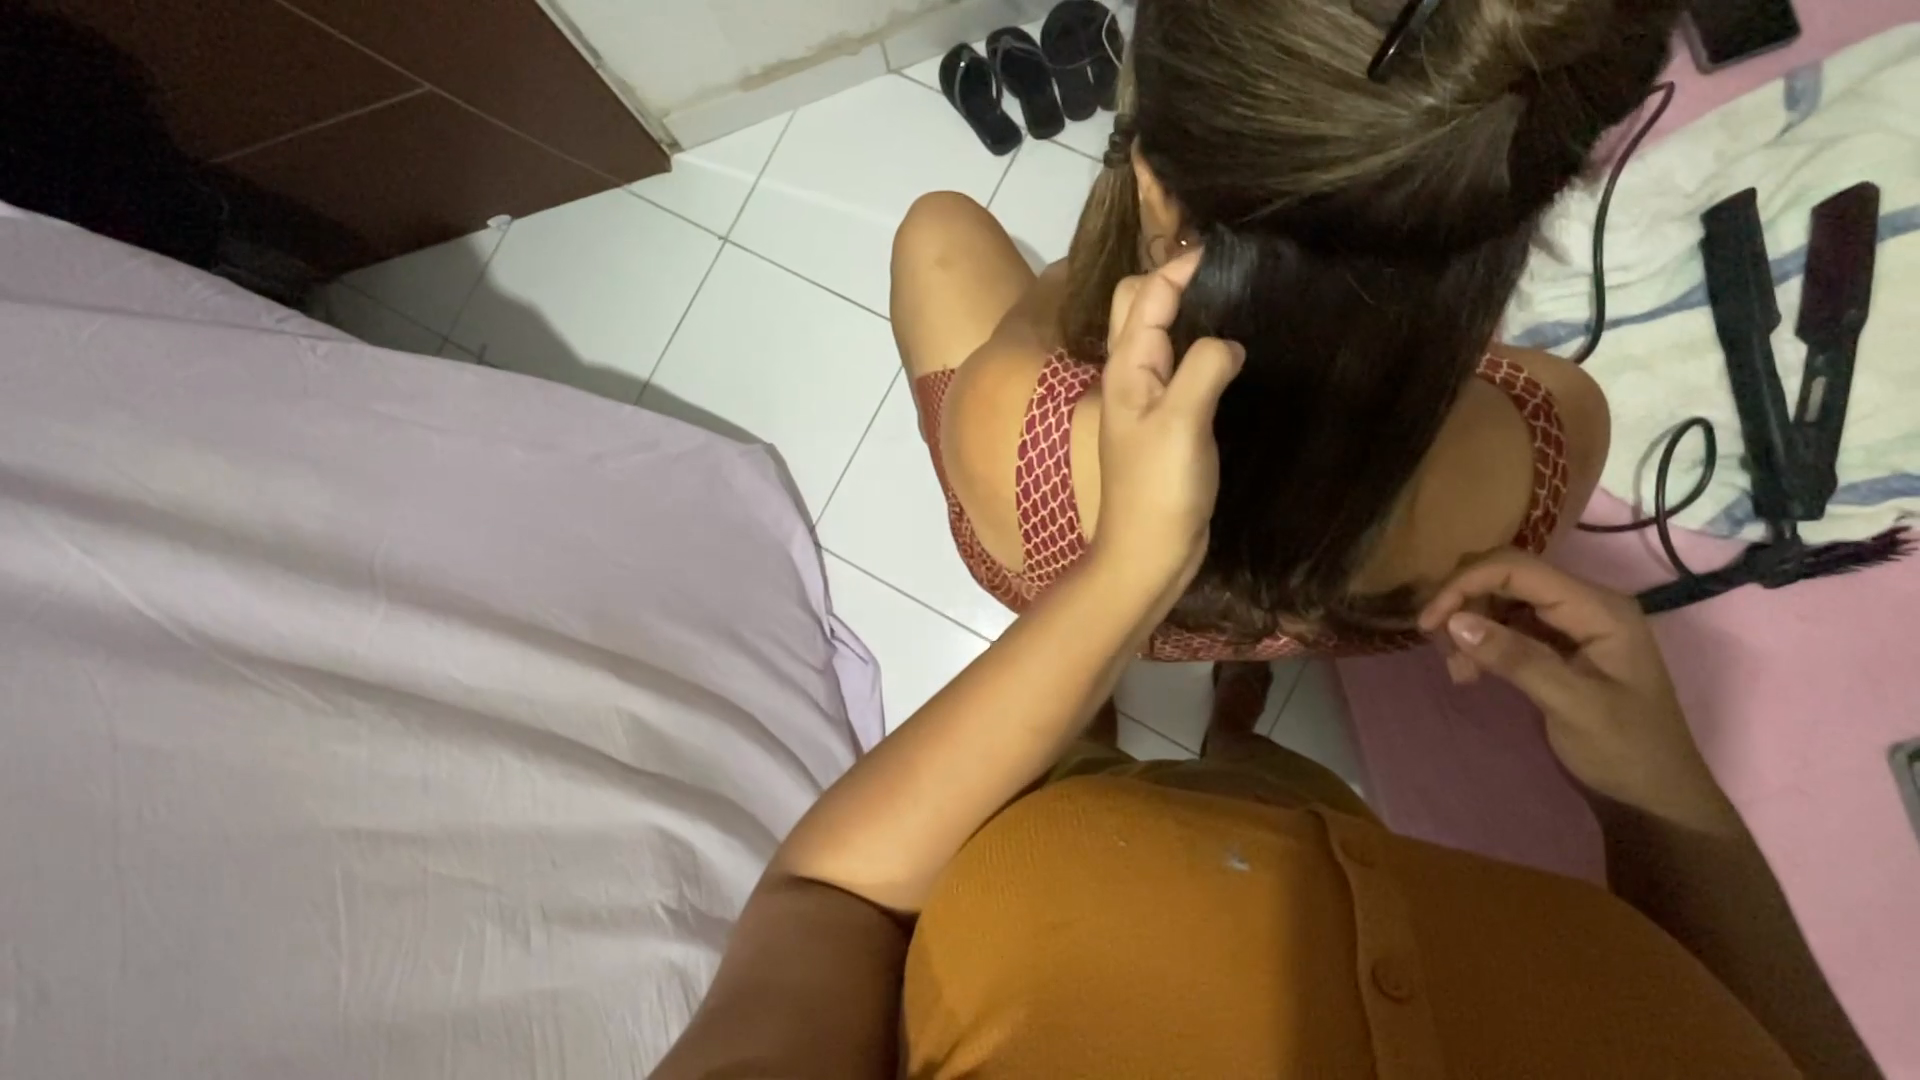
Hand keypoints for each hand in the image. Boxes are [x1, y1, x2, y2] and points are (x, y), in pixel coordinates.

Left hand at [1094, 251, 1244, 587]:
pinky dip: (1198, 346)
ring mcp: (1146, 398)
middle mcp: (1131, 375)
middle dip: (1174, 280)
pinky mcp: (1166, 420)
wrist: (1148, 551)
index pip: (1147, 294)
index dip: (1182, 266)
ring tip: (1236, 299)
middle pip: (1141, 306)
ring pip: (1160, 336)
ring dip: (1187, 311)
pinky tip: (1231, 350)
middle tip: (1228, 272)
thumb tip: (1227, 340)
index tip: (1230, 249)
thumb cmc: (1159, 488)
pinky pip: (1178, 367)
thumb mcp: (1182, 421)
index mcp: (1127, 367)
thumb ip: (1202, 368)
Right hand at [1417, 551, 1733, 825]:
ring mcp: (1571, 623)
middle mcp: (1586, 604)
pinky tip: (1470, 671)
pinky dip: (1479, 641)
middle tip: (1438, 645)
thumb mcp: (1572, 706)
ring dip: (1468, 624)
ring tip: (1457, 668)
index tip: (1429, 623)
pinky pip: (1505, 623)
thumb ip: (1516, 659)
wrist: (1657, 795)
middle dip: (1463, 603)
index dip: (1465, 584)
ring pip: (1500, 598)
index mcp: (1599, 609)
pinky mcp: (1557, 642)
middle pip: (1505, 576)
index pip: (1517, 568)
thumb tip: (1455, 622)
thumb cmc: (1625, 750)